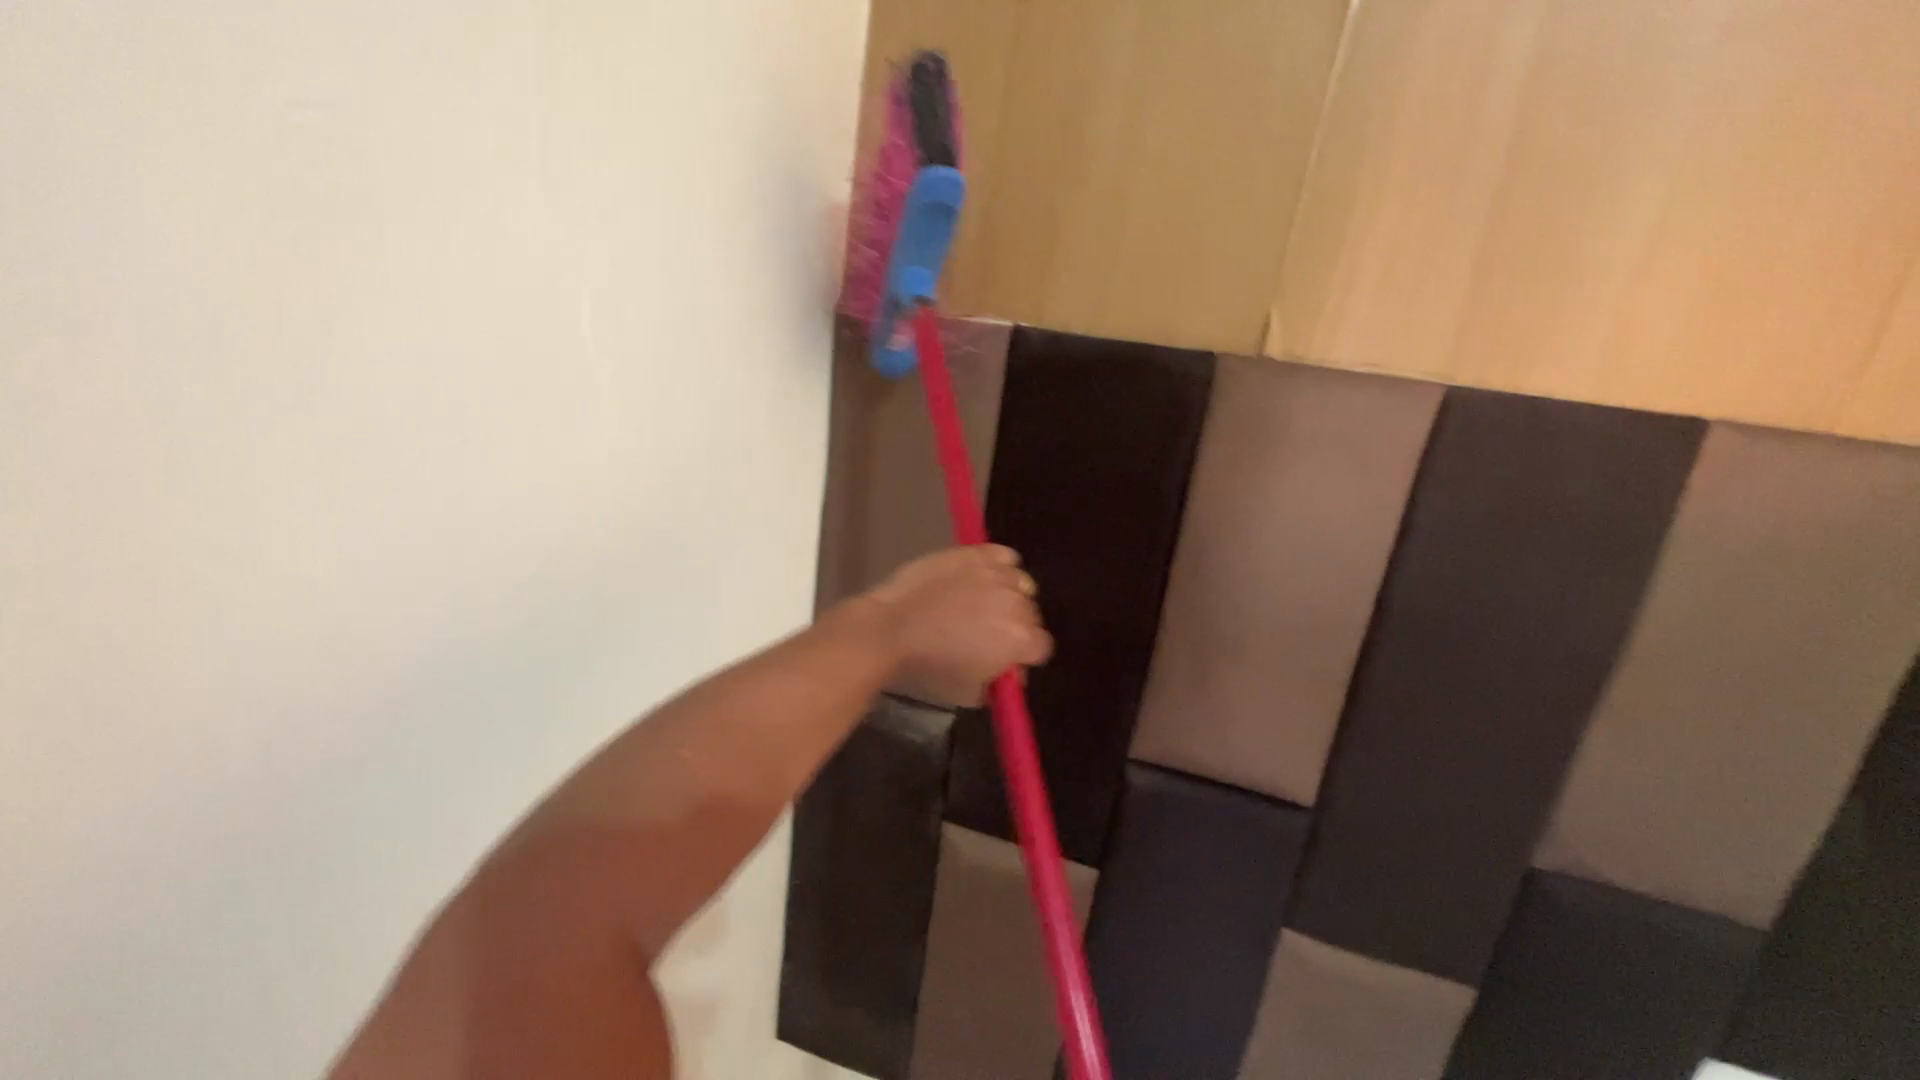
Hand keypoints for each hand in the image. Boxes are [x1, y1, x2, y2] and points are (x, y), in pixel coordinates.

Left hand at [864, 545, 1052, 705]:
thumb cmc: (930, 666)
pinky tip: (981, 576)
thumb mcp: (970, 693)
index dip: (1023, 655)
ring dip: (1008, 595)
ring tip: (980, 602)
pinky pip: (1004, 557)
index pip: (1041, 647)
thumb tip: (1007, 674)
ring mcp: (998, 574)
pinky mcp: (977, 553)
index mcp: (1021, 639)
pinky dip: (999, 566)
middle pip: (1031, 614)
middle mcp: (1018, 603)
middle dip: (1015, 626)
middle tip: (986, 633)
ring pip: (1020, 584)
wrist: (891, 628)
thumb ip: (998, 684)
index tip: (1004, 659)